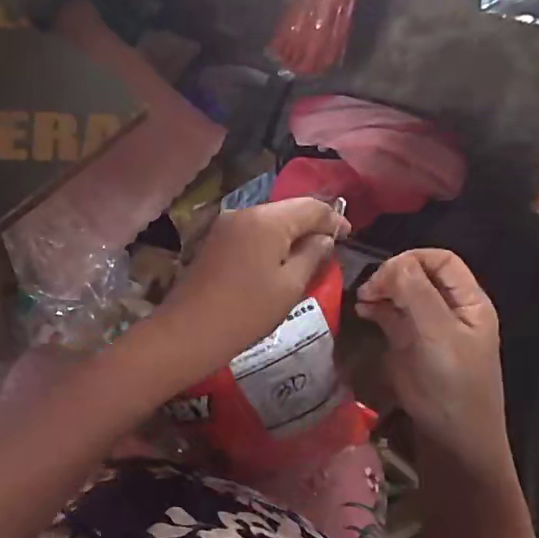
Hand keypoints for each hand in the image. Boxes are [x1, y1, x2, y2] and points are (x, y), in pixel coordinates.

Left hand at [153, 198, 346, 382]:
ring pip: (269, 221)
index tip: (349, 236)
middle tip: (331, 247)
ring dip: (290, 234)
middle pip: (288, 210)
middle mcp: (244, 212)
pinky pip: (251, 233)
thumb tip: (324, 238)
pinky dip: (269, 242)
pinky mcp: (214, 241)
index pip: (311, 206)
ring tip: (308, 256)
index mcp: (267, 219)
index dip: (334, 218)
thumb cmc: (247, 311)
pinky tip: (279, 261)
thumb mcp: (290, 286)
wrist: (188, 331)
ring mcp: (225, 226)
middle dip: (311, 225)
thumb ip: (312, 255)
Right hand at [356, 250, 508, 470]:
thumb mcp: (439, 333)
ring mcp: (426, 325)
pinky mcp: (407, 342)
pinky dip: (374, 307)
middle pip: (418, 273)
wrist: (452, 435)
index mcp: (468, 301)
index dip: (413, 259)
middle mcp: (448, 308)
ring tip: (362, 300)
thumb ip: (418, 294)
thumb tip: (393, 263)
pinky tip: (362, 310)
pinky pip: (389, 313)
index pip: (441, 261)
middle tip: (370, 290)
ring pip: (401, 292)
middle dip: (392, 275)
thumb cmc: (453, 382)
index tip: (387, 274)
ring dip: (380, 290)